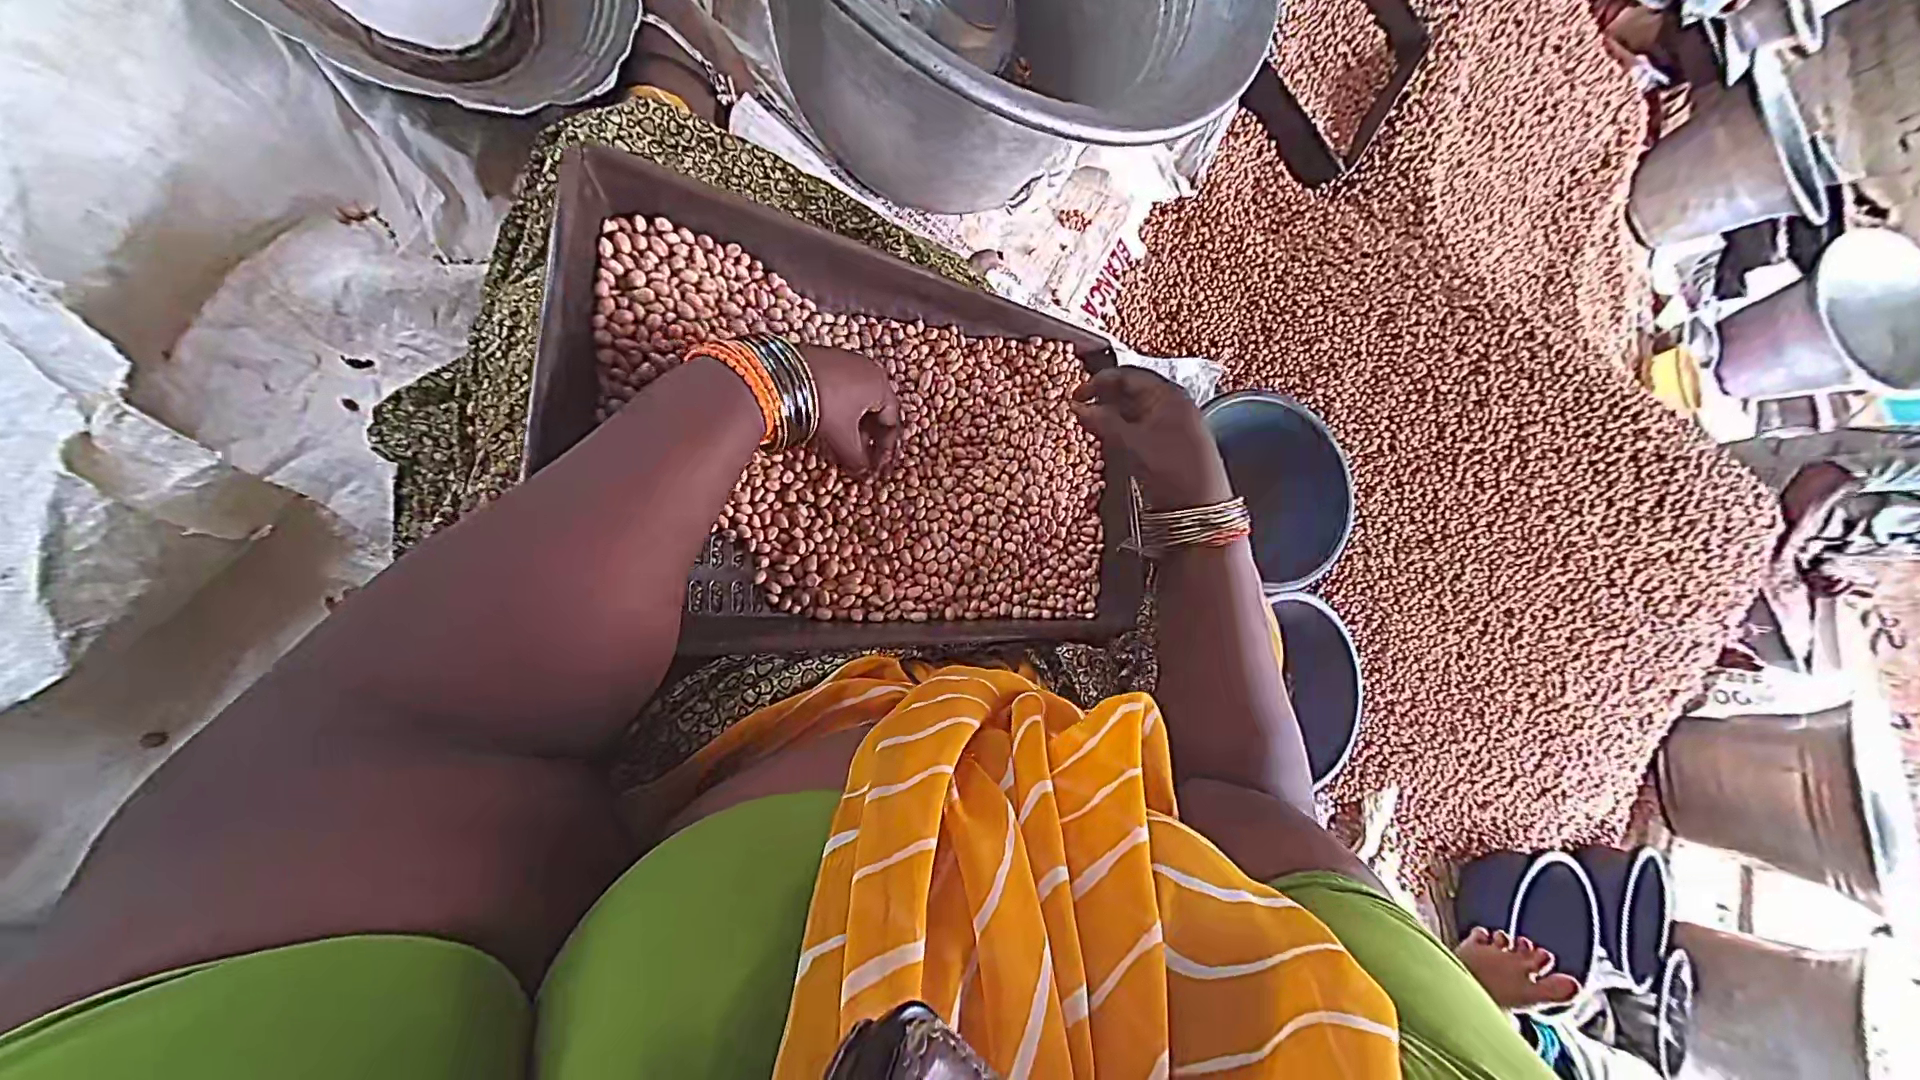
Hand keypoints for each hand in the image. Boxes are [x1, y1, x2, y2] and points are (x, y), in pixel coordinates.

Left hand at [804, 345, 901, 474]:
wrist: (776, 377)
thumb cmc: (821, 405)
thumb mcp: (842, 438)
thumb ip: (857, 459)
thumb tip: (864, 475)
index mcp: (879, 383)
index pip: (891, 422)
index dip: (885, 449)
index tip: (877, 467)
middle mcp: (865, 367)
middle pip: (874, 410)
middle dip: (867, 438)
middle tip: (861, 458)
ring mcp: (841, 361)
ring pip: (854, 401)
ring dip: (851, 426)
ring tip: (841, 444)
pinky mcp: (819, 360)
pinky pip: (837, 390)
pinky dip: (836, 411)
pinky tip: (825, 425)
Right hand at [1070, 367, 1230, 508]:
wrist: (1201, 505)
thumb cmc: (1171, 469)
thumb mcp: (1132, 443)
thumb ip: (1103, 422)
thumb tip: (1078, 407)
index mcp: (1167, 394)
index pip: (1127, 375)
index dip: (1099, 382)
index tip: (1076, 394)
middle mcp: (1173, 403)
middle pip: (1132, 391)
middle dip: (1104, 398)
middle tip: (1081, 409)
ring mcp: (1174, 423)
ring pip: (1137, 410)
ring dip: (1112, 415)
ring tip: (1091, 425)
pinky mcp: (1172, 442)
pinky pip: (1143, 426)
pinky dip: (1124, 429)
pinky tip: (1111, 439)